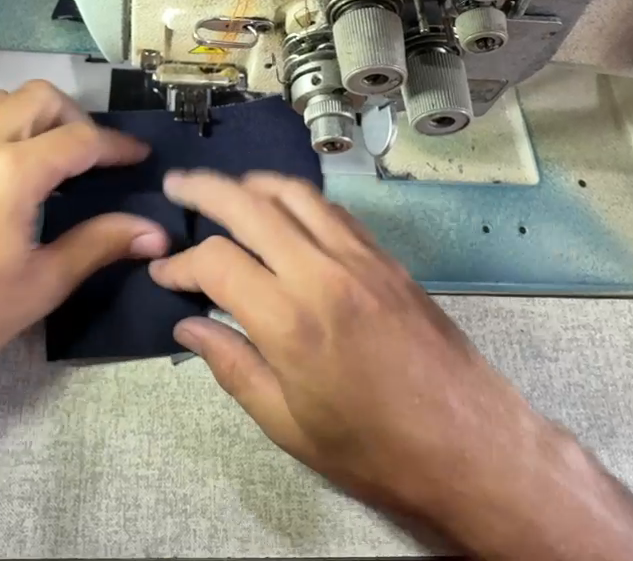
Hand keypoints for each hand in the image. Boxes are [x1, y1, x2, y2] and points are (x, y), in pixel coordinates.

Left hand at [0, 82, 168, 420]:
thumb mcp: (40, 285)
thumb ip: (100, 244)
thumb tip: (156, 234)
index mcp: (7, 173)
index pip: (79, 139)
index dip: (115, 146)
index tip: (136, 156)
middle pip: (37, 97)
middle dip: (73, 118)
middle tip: (90, 157)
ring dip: (29, 121)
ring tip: (44, 163)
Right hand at [151, 171, 632, 560]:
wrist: (471, 446)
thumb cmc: (373, 450)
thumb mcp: (288, 425)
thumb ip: (232, 366)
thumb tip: (188, 326)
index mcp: (290, 322)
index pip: (216, 263)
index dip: (180, 263)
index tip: (162, 273)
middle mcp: (322, 272)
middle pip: (249, 204)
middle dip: (204, 189)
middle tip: (175, 185)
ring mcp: (359, 256)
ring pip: (294, 192)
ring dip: (252, 183)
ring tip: (225, 189)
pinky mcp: (385, 256)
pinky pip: (331, 208)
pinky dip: (297, 198)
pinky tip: (283, 210)